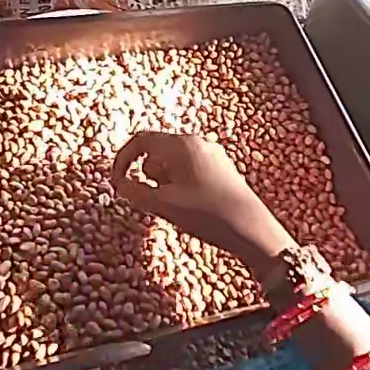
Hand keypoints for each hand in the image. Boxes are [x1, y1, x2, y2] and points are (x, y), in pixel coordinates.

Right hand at [110, 132, 294, 272]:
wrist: (252, 229)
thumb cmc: (207, 214)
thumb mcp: (163, 205)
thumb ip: (135, 191)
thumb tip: (120, 183)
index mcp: (181, 145)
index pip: (140, 140)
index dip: (123, 159)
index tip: (117, 181)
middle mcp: (197, 143)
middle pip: (157, 150)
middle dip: (147, 174)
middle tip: (153, 200)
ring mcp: (212, 154)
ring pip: (173, 161)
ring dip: (164, 180)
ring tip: (174, 205)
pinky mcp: (222, 168)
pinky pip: (190, 168)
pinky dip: (180, 183)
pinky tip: (191, 205)